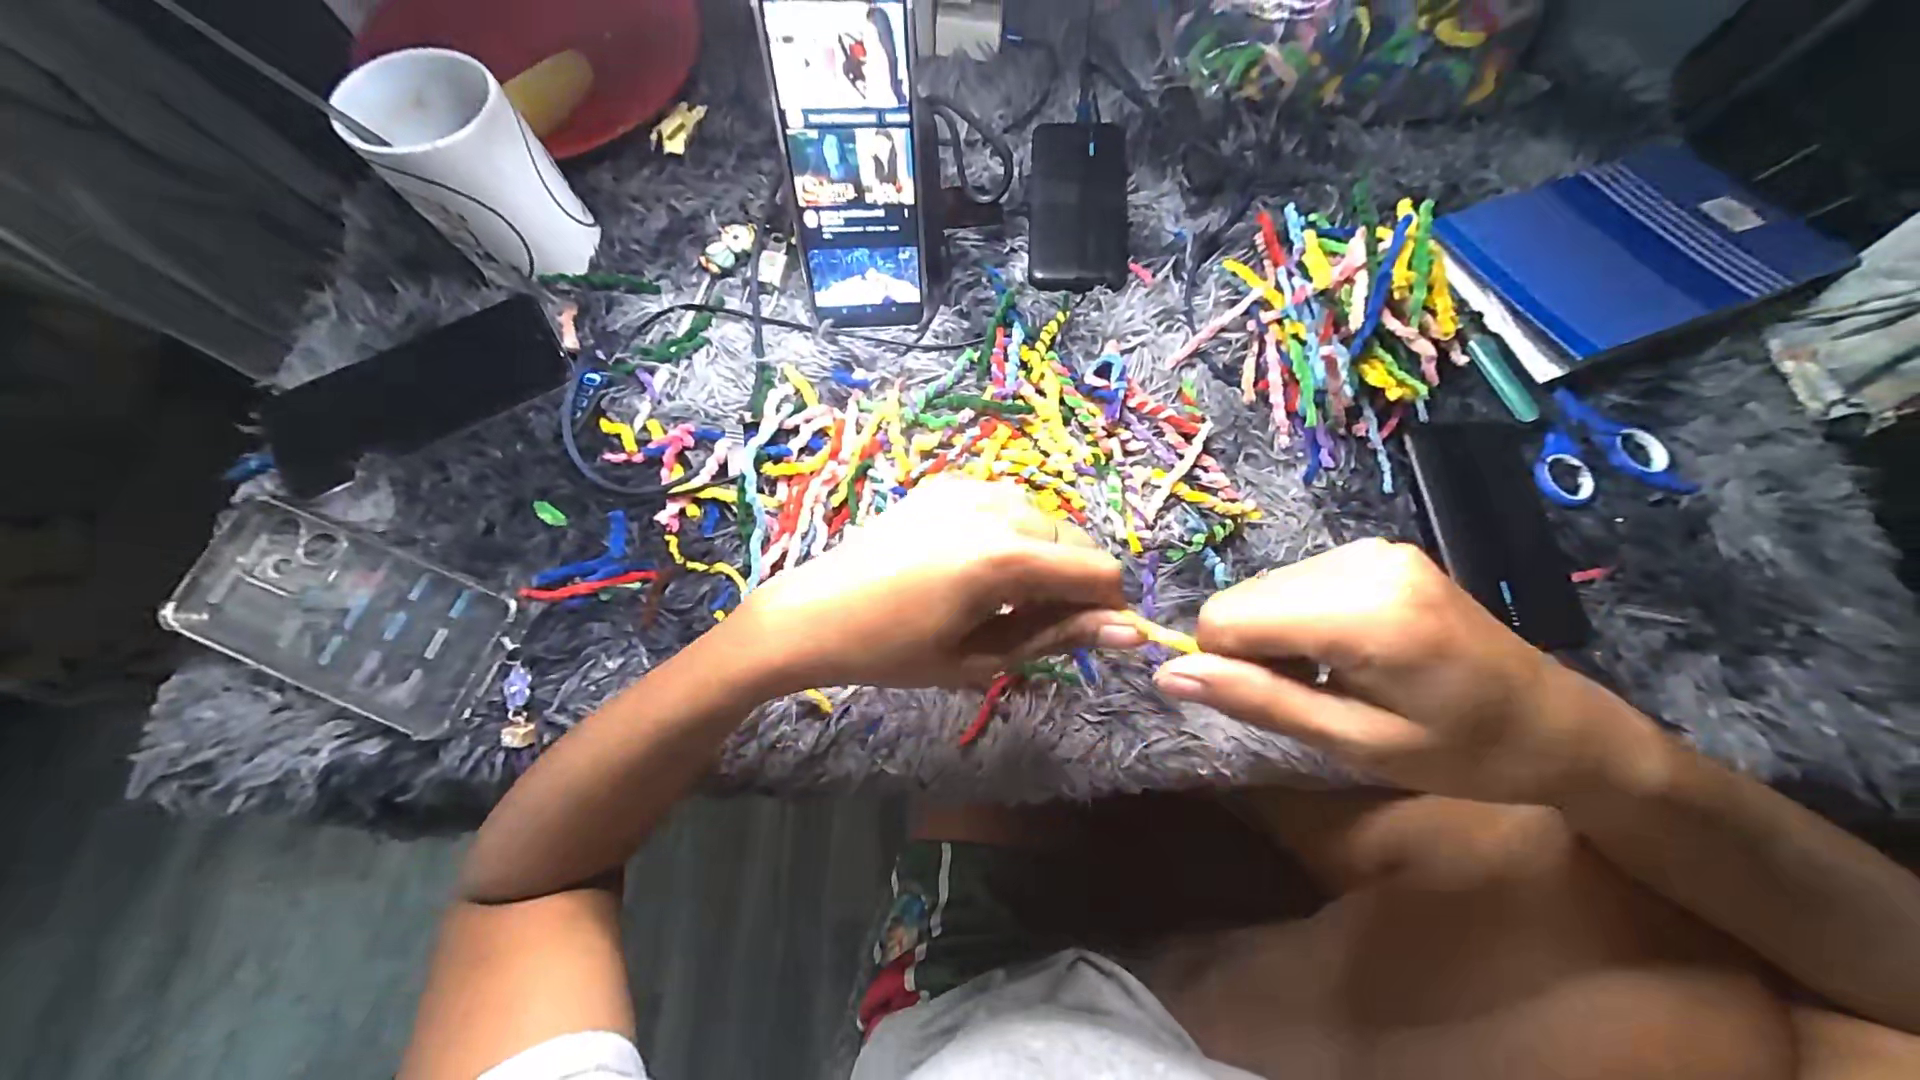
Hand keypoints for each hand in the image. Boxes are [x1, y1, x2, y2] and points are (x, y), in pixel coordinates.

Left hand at [730, 476, 1143, 692]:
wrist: (813, 612)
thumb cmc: (892, 651)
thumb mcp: (979, 656)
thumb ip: (1057, 637)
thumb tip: (1130, 633)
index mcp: (1004, 558)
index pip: (1099, 571)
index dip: (1106, 607)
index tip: (1083, 635)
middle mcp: (996, 508)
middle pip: (1076, 542)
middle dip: (1071, 584)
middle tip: (1029, 624)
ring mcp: (969, 488)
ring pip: (1045, 521)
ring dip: (1043, 558)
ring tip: (997, 596)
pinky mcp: (947, 483)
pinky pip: (1008, 506)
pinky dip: (1011, 535)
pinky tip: (973, 564)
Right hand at [1152, 539, 1662, 805]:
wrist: (1561, 723)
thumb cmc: (1464, 753)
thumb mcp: (1355, 743)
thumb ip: (1257, 701)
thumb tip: (1165, 674)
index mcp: (1365, 612)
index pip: (1227, 617)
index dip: (1225, 663)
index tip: (1272, 700)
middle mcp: (1361, 562)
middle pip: (1241, 599)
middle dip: (1252, 649)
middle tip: (1313, 691)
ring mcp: (1370, 549)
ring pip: (1261, 590)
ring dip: (1274, 635)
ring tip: (1333, 671)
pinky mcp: (1374, 550)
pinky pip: (1292, 581)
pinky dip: (1295, 617)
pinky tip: (1344, 646)